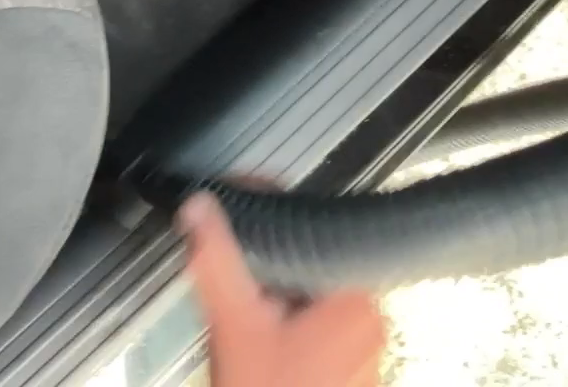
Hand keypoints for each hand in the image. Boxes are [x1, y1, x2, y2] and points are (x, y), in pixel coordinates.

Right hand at [179, 192, 387, 386]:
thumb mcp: (235, 322)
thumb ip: (216, 257)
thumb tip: (198, 204)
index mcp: (356, 300)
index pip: (311, 225)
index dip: (268, 204)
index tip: (231, 197)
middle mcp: (370, 319)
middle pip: (306, 254)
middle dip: (261, 245)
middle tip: (221, 238)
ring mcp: (362, 348)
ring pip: (304, 285)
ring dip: (266, 277)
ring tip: (230, 275)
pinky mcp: (347, 369)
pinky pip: (308, 315)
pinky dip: (277, 306)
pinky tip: (248, 317)